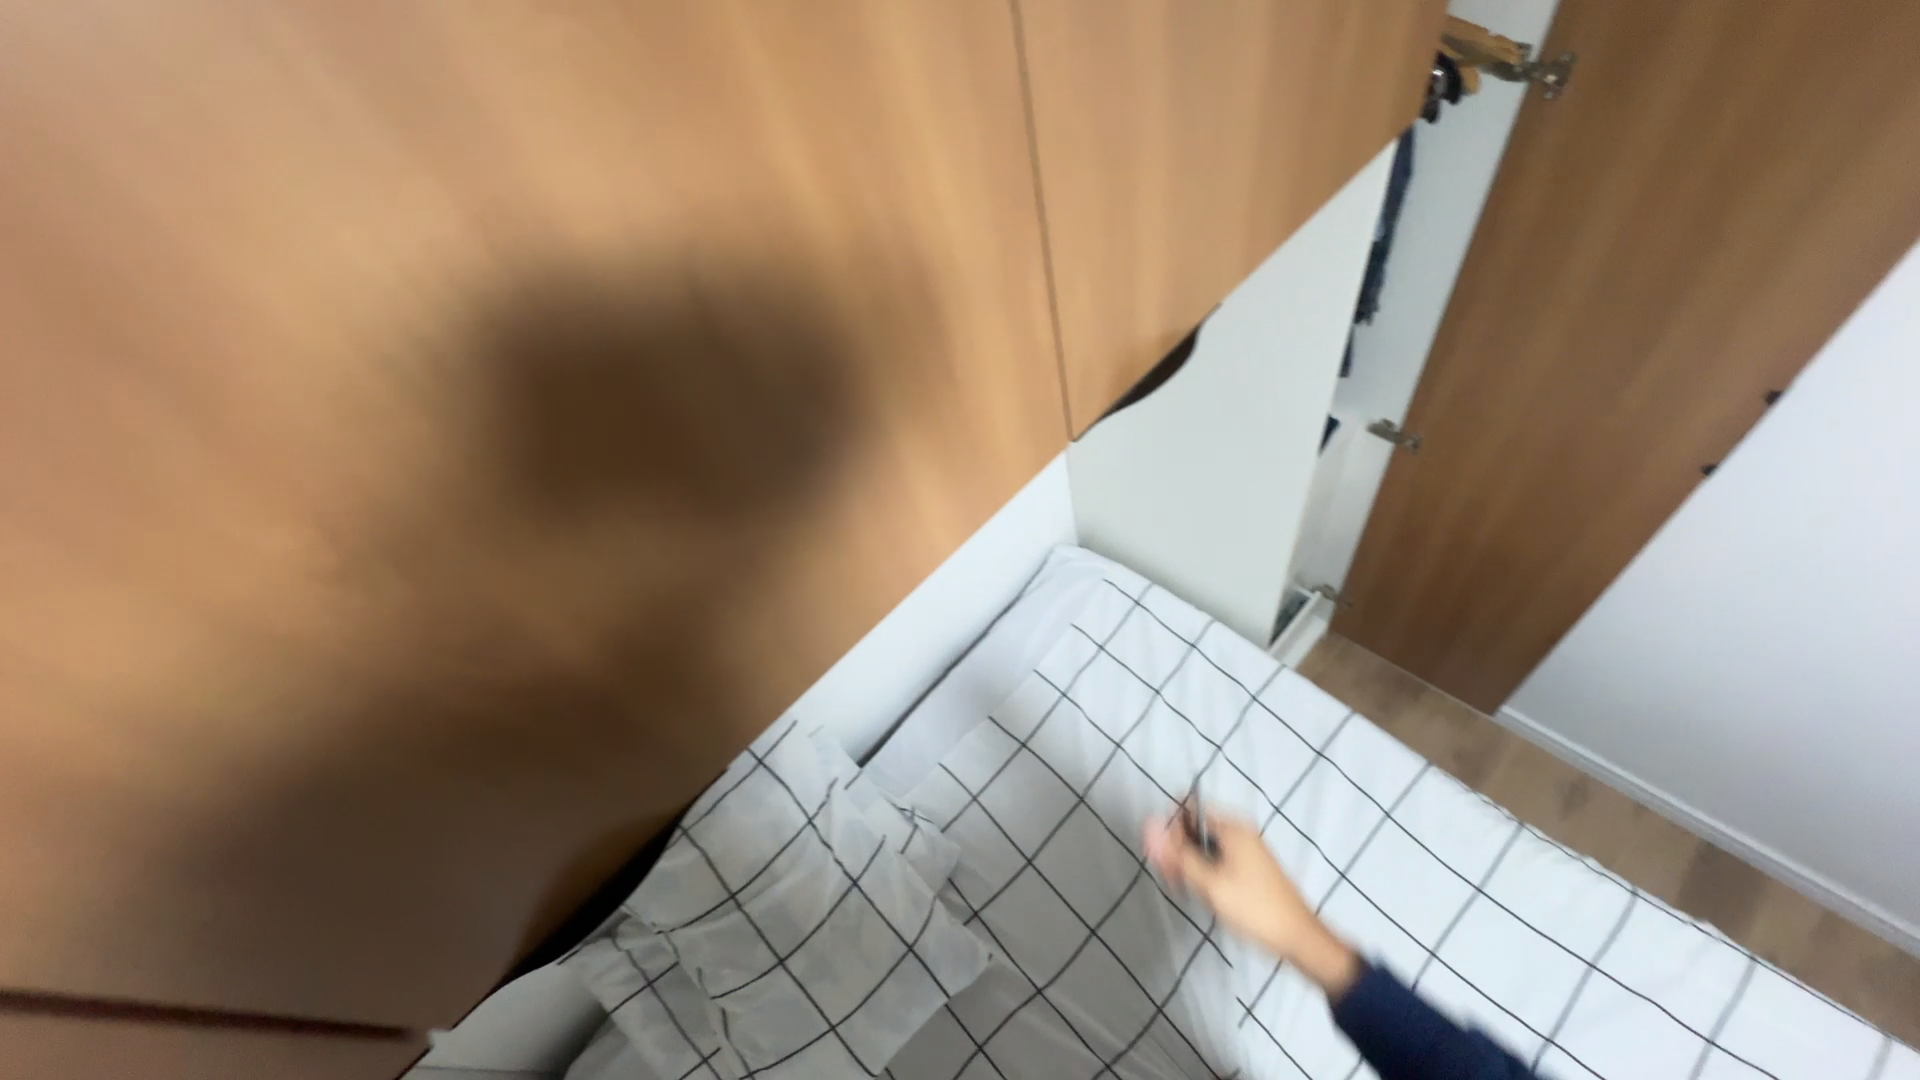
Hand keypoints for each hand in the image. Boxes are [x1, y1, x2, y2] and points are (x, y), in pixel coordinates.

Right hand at [1143, 808, 1361, 997]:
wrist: (1301, 939)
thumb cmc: (1254, 908)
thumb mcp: (1210, 883)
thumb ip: (1177, 855)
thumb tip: (1147, 825)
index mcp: (1232, 827)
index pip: (1187, 809)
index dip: (1169, 829)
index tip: (1163, 857)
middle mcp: (1240, 831)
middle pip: (1195, 828)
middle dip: (1179, 850)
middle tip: (1175, 881)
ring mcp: (1247, 849)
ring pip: (1205, 846)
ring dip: (1191, 865)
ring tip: (1190, 892)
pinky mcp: (1251, 867)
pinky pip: (1218, 859)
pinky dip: (1206, 872)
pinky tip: (1205, 894)